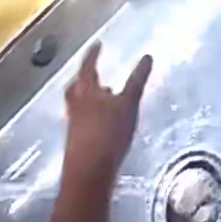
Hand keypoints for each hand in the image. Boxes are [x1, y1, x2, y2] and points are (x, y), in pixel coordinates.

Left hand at [61, 43, 151, 189]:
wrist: (88, 177)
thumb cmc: (108, 135)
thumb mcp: (128, 104)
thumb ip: (137, 80)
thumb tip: (147, 56)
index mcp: (86, 92)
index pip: (87, 66)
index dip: (92, 54)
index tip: (97, 44)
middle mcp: (75, 106)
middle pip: (76, 86)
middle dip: (84, 77)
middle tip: (93, 70)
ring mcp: (73, 125)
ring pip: (77, 104)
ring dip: (87, 96)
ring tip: (101, 96)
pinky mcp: (75, 143)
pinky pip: (81, 119)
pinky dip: (89, 113)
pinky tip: (102, 121)